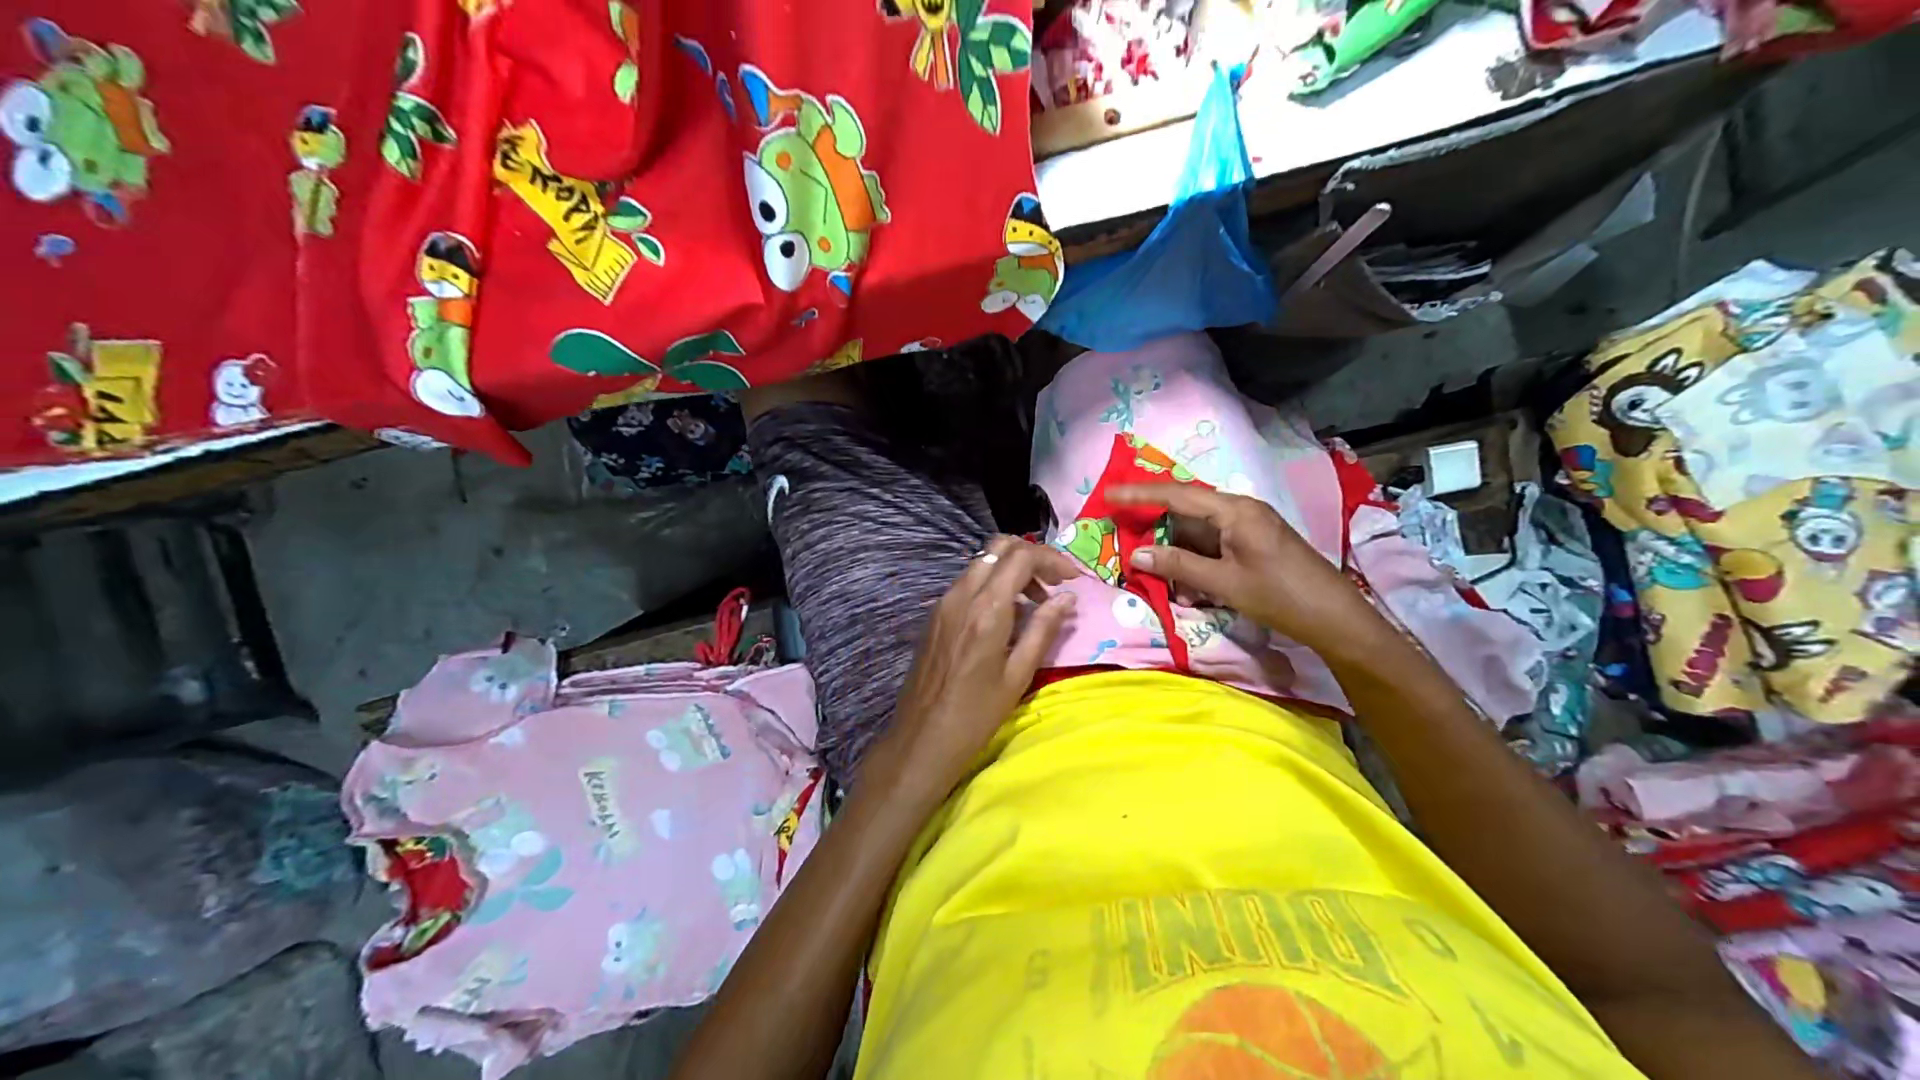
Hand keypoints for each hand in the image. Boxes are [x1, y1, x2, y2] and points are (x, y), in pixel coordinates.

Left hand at [867, 536, 1080, 800]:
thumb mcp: (1019, 674)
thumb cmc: (977, 714)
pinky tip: (1007, 616)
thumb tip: (1067, 598)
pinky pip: (968, 582)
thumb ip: (1044, 629)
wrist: (922, 737)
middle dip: (1032, 557)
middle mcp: (961, 594)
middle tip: (1055, 585)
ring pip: (982, 563)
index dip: (1052, 559)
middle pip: (999, 548)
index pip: (1022, 556)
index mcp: (986, 608)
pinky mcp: (935, 614)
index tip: (1073, 580)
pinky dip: (993, 585)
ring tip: (1036, 605)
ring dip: (1012, 571)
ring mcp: (943, 602)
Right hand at [1108, 483, 1385, 658]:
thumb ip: (1179, 566)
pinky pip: (1213, 546)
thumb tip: (1136, 555)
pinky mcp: (1253, 545)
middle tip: (1123, 533)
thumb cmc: (1281, 596)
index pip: (1177, 495)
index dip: (1139, 495)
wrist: (1336, 619)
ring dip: (1176, 551)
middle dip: (1154, 524)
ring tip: (1154, 569)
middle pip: (1186, 510)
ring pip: (1198, 531)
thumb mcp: (1224, 583)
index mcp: (1235, 510)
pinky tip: (1186, 586)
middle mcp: (1241, 510)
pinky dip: (1195, 562)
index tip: (1108, 494)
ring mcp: (1249, 528)